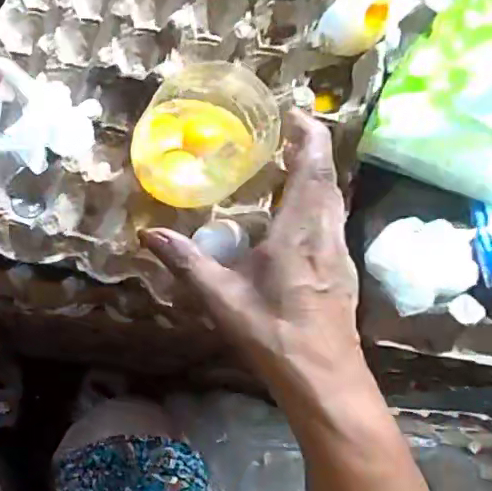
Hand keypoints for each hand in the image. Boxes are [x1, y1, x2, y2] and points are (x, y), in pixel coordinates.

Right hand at [142, 109, 365, 401]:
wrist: (324, 377)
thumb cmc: (273, 334)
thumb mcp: (220, 298)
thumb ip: (186, 261)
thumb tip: (149, 233)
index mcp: (299, 234)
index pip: (311, 172)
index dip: (308, 138)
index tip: (295, 113)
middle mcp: (326, 235)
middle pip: (328, 180)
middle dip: (313, 149)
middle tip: (288, 131)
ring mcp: (339, 253)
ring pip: (335, 200)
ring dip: (318, 174)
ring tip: (292, 163)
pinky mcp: (342, 269)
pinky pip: (333, 219)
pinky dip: (319, 199)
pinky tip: (299, 213)